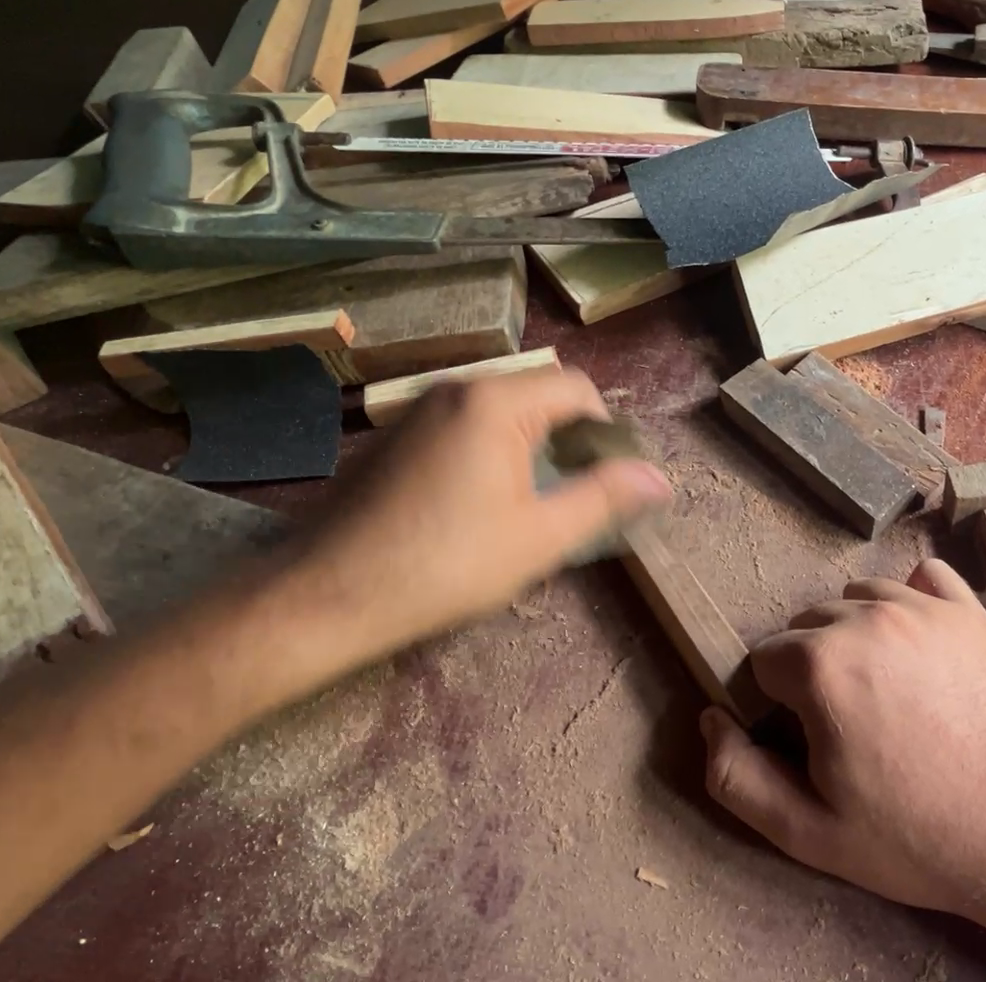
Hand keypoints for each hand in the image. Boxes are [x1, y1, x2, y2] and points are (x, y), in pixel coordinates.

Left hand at [266, 368, 670, 680]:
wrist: (324, 596)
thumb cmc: (445, 566)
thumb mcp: (540, 537)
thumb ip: (604, 497)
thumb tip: (661, 478)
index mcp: (495, 402)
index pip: (578, 388)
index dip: (606, 430)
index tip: (609, 480)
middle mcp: (456, 388)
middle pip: (540, 393)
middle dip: (570, 437)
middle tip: (574, 494)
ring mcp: (419, 409)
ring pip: (503, 409)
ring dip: (533, 444)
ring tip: (534, 501)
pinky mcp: (397, 435)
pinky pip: (466, 423)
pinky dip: (494, 449)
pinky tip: (483, 502)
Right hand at [699, 560, 985, 916]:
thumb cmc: (915, 835)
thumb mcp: (807, 833)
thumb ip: (735, 777)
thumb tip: (711, 719)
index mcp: (821, 665)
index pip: (764, 660)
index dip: (778, 703)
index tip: (812, 740)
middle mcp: (868, 619)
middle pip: (808, 625)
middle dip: (813, 667)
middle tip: (851, 723)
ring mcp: (924, 607)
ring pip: (857, 600)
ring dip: (856, 634)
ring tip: (885, 688)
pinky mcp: (968, 609)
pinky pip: (920, 576)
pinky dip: (909, 601)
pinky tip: (919, 644)